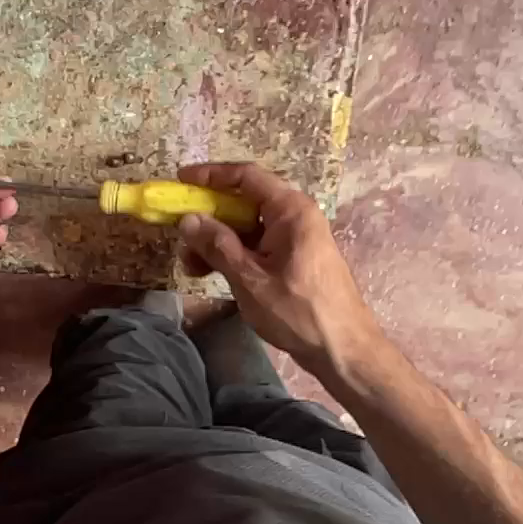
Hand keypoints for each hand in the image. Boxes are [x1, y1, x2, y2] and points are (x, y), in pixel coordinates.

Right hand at [176, 162, 386, 371]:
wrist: (342, 348)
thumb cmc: (298, 311)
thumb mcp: (250, 278)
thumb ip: (217, 246)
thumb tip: (188, 220)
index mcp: (290, 210)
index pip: (247, 176)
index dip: (211, 175)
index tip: (181, 180)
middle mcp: (295, 216)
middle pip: (244, 201)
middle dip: (208, 217)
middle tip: (180, 234)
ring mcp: (295, 237)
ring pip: (247, 226)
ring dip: (216, 240)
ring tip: (191, 265)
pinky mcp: (293, 258)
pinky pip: (257, 244)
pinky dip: (233, 253)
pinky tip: (211, 272)